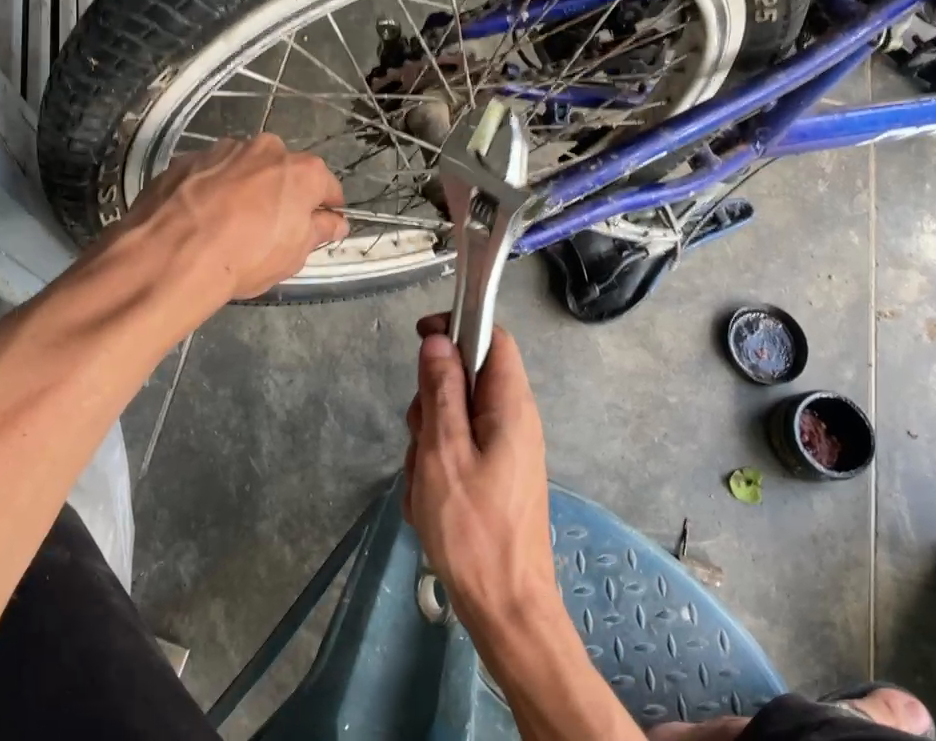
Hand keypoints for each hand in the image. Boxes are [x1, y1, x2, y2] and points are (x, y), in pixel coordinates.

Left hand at [117, 134, 346, 299]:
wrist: (172, 253)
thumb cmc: (247, 255)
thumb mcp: (293, 254)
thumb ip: (318, 231)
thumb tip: (334, 221)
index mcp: (301, 171)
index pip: (326, 185)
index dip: (325, 207)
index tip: (321, 224)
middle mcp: (264, 149)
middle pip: (281, 171)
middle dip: (280, 193)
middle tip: (270, 227)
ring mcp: (222, 150)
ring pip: (242, 168)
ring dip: (243, 188)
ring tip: (228, 223)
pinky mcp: (185, 159)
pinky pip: (208, 174)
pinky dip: (209, 190)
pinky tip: (199, 218)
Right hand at [402, 315, 556, 633]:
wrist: (505, 606)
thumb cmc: (472, 529)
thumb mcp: (443, 452)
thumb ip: (441, 391)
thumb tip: (438, 340)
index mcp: (511, 405)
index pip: (493, 338)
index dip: (457, 328)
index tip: (419, 341)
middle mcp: (515, 421)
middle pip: (467, 379)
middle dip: (431, 401)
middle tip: (420, 440)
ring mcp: (507, 452)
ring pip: (456, 419)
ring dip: (428, 444)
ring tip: (424, 484)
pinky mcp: (497, 478)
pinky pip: (459, 453)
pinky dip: (436, 470)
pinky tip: (430, 503)